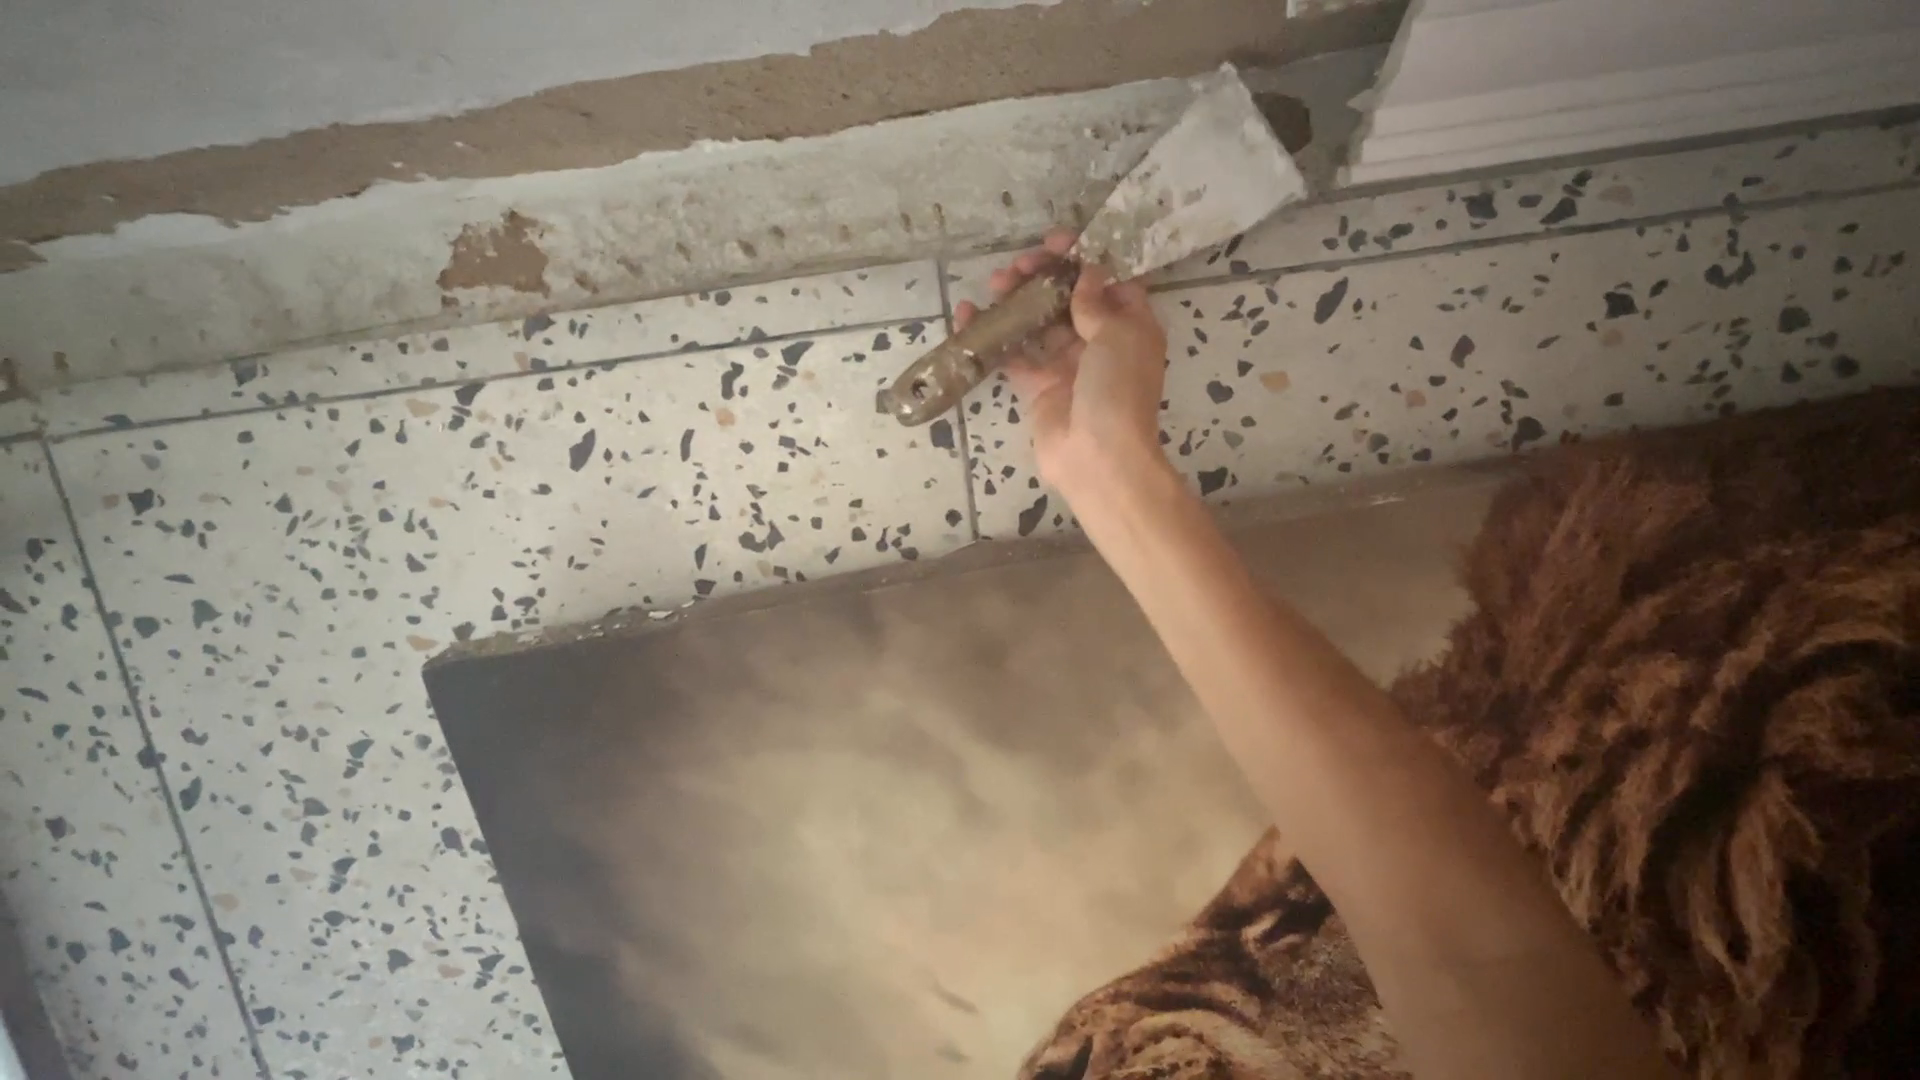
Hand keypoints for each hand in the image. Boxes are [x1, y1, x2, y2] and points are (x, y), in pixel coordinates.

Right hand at [953, 229, 1172, 507]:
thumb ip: (1096, 301)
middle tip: (1019, 265)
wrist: (1098, 458)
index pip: (1109, 281)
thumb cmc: (1117, 390)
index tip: (1056, 241)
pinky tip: (971, 317)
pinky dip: (994, 337)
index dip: (1085, 257)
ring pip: (1040, 323)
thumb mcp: (1118, 334)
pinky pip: (1014, 356)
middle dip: (1044, 276)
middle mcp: (1100, 343)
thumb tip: (1086, 273)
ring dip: (1018, 301)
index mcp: (1131, 326)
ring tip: (995, 284)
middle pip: (1070, 299)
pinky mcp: (1038, 388)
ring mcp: (1068, 366)